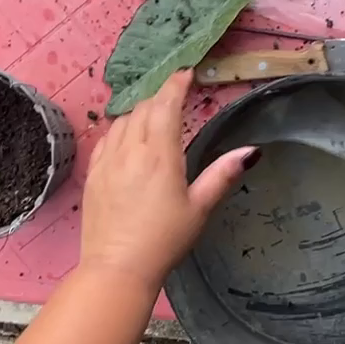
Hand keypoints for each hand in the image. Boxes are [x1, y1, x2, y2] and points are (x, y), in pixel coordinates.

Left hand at [79, 70, 256, 293]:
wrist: (117, 269)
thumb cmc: (164, 241)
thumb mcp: (199, 209)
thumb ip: (222, 175)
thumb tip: (250, 150)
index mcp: (159, 156)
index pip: (166, 105)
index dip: (176, 85)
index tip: (186, 74)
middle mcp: (130, 151)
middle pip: (143, 108)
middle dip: (160, 97)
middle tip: (176, 97)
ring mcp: (107, 162)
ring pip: (122, 120)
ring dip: (140, 111)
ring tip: (155, 116)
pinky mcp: (93, 175)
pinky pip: (106, 139)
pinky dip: (120, 129)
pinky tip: (127, 137)